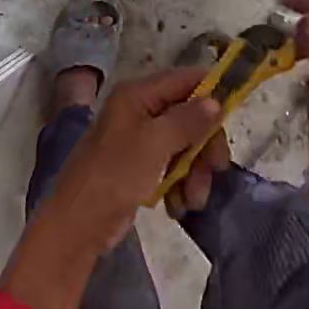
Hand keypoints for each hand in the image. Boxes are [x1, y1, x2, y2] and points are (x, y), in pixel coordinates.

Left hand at [34, 67, 224, 245]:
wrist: (75, 230)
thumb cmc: (114, 176)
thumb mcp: (155, 143)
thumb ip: (188, 119)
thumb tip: (216, 100)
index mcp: (138, 95)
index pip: (184, 79)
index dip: (211, 91)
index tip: (233, 112)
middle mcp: (140, 111)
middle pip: (189, 114)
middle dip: (204, 143)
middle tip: (217, 168)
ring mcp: (139, 140)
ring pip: (184, 143)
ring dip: (195, 169)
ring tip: (194, 199)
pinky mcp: (140, 167)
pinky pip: (172, 165)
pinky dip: (181, 182)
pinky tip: (180, 205)